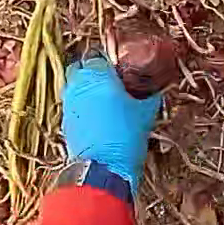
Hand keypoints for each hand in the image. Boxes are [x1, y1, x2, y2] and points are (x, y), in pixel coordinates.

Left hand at [61, 57, 162, 187]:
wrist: (102, 169)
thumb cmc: (125, 136)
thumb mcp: (145, 113)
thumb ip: (150, 96)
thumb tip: (158, 89)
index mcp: (98, 77)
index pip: (99, 55)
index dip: (112, 59)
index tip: (124, 67)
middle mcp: (79, 86)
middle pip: (82, 66)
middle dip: (95, 69)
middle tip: (114, 79)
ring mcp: (69, 103)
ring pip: (75, 84)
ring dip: (88, 85)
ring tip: (107, 96)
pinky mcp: (65, 120)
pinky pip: (73, 102)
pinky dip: (83, 102)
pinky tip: (99, 113)